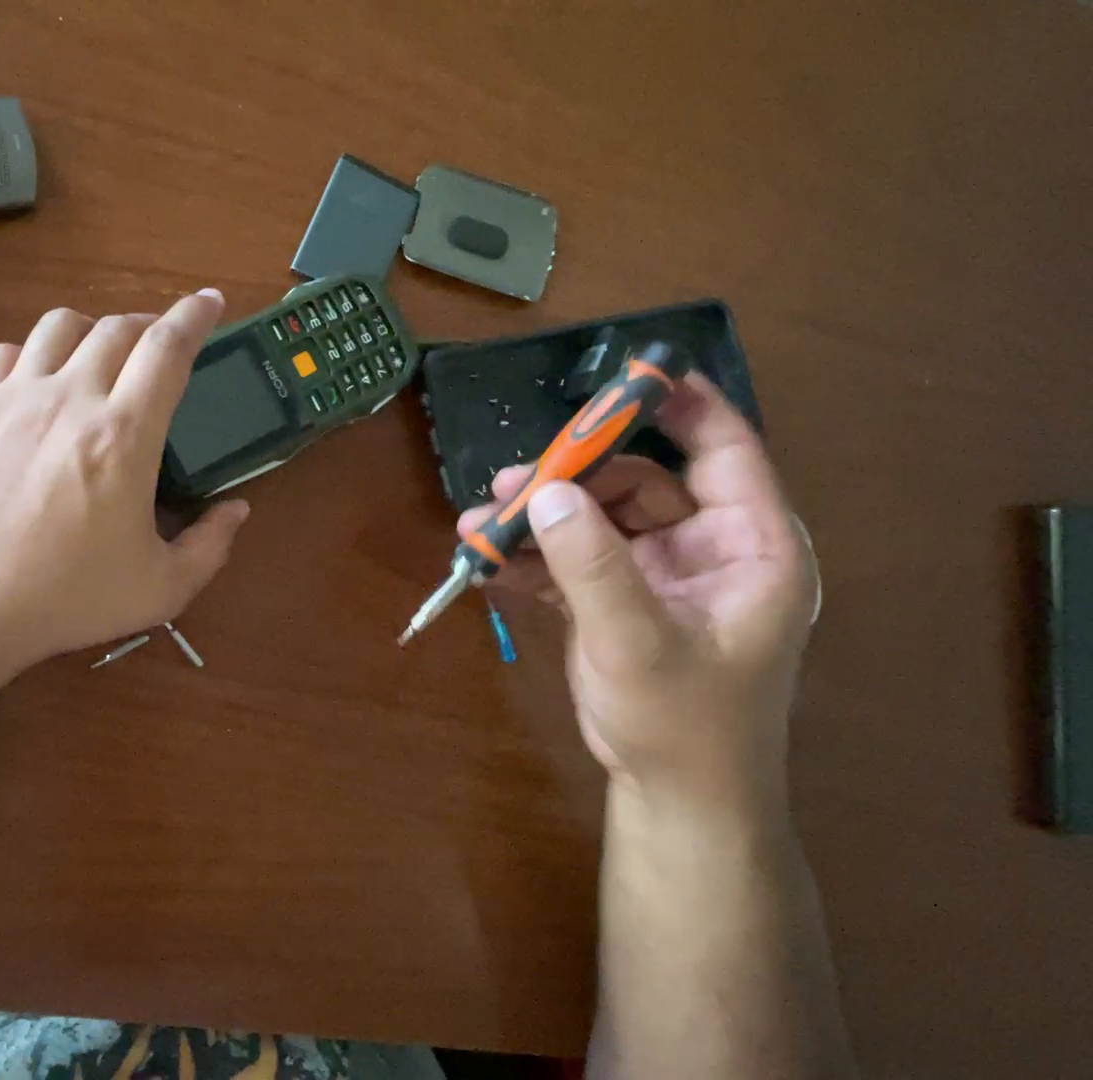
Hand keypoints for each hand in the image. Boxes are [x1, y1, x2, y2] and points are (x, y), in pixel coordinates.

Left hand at [0, 291, 249, 671]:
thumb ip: (210, 545)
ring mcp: (17, 399)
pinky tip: (38, 380)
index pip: (167, 348)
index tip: (209, 302)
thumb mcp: (161, 587)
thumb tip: (236, 509)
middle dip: (150, 325)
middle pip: (118, 328)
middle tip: (161, 347)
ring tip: (100, 356)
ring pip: (60, 326)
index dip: (195, 316)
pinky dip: (32, 353)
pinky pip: (7, 352)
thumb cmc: (68, 597)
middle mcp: (71, 398)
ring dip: (92, 330)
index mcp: (124, 435)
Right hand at [458, 374, 816, 812]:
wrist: (673, 794)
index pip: (725, 453)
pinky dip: (530, 558)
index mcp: (749, 547)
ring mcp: (657, 576)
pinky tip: (484, 559)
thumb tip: (543, 493)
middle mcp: (705, 550)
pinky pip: (571, 560)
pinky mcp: (617, 601)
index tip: (630, 374)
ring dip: (538, 520)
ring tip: (478, 522)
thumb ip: (591, 564)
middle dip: (571, 479)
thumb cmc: (683, 720)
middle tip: (511, 480)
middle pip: (638, 484)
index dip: (682, 408)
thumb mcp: (637, 639)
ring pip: (594, 521)